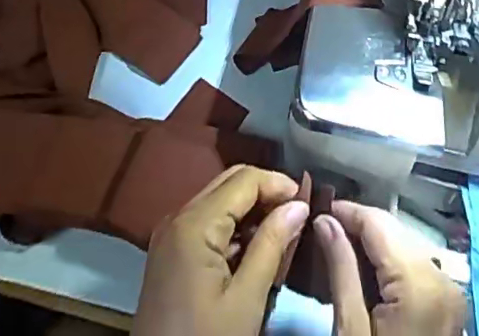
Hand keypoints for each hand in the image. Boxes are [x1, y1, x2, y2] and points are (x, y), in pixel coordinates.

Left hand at [133, 165, 309, 335]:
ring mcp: (171, 234)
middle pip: (231, 182)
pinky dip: (234, 226)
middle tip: (297, 215)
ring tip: (282, 233)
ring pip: (220, 199)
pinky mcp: (170, 252)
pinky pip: (208, 221)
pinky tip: (255, 249)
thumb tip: (299, 205)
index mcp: (194, 223)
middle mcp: (178, 217)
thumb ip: (272, 245)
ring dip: (252, 209)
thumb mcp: (245, 300)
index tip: (308, 203)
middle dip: (267, 192)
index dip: (279, 184)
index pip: (245, 179)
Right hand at [315, 200, 466, 335]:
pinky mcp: (449, 303)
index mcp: (420, 282)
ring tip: (338, 245)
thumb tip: (325, 221)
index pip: (379, 224)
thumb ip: (341, 269)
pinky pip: (415, 267)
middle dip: (359, 226)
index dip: (348, 211)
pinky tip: (364, 269)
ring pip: (405, 245)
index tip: (318, 208)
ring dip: (373, 243)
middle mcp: (441, 277)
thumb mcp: (352, 329)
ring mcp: (450, 291)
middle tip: (323, 227)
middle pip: (394, 232)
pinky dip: (390, 263)